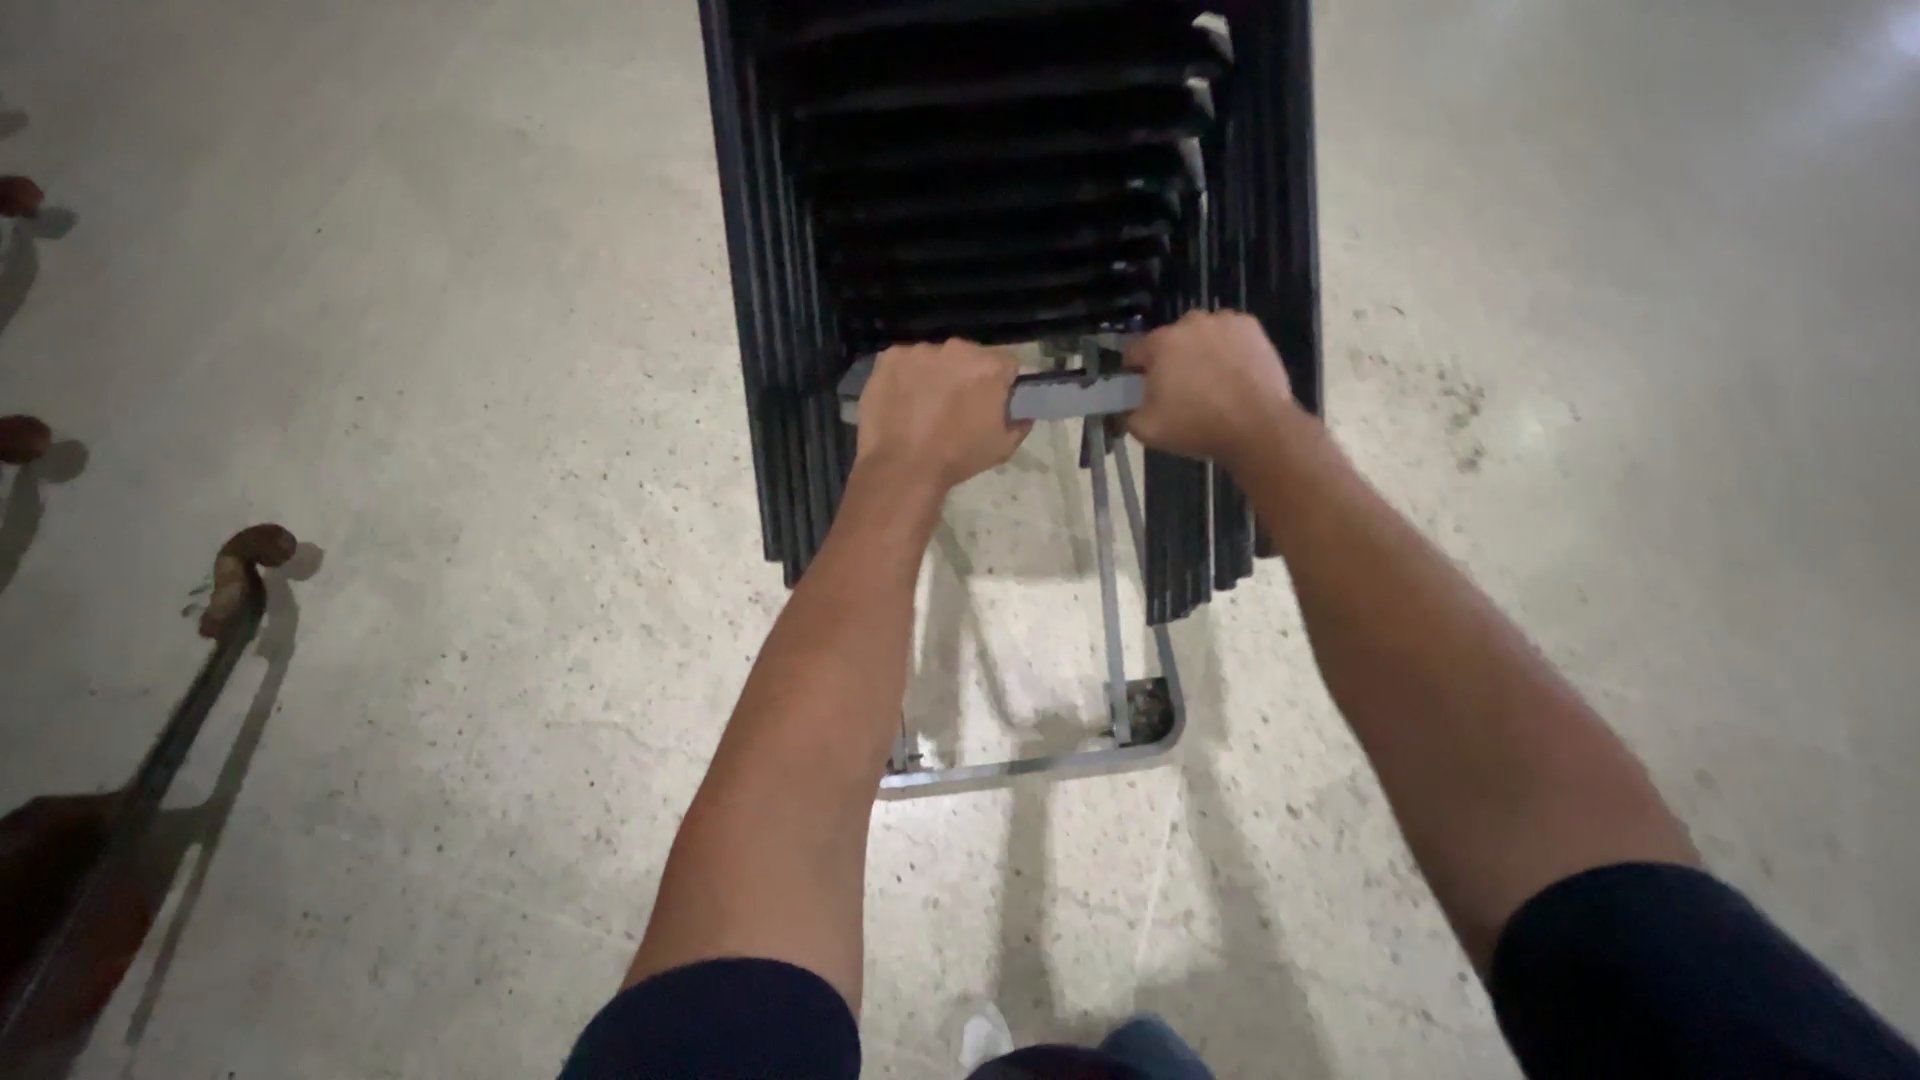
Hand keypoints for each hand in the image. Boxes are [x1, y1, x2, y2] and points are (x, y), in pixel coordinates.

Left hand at [855, 339, 1031, 491]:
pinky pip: (905, 362)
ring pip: (936, 358)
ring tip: (925, 407)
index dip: (1001, 382)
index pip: (1007, 363)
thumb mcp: (1003, 447)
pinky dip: (906, 377)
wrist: (903, 467)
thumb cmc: (957, 457)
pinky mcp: (890, 358)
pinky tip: (903, 402)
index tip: (991, 401)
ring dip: (935, 375)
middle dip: (967, 375)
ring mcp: (920, 351)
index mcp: (990, 366)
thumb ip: (1020, 422)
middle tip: (956, 406)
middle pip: (969, 356)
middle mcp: (957, 348)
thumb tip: (1023, 411)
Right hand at [1124, 310, 1296, 467]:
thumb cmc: (1197, 427)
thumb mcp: (1146, 431)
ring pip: (1201, 335)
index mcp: (1160, 343)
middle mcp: (1190, 323)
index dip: (1134, 371)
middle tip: (1180, 389)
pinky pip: (1229, 335)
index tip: (1143, 389)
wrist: (1256, 427)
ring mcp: (1224, 321)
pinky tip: (1233, 373)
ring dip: (1200, 351)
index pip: (1134, 351)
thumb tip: (1130, 407)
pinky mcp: (1251, 327)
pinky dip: (1228, 348)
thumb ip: (1128, 414)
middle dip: (1170, 360)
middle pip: (1170, 340)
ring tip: (1211, 381)